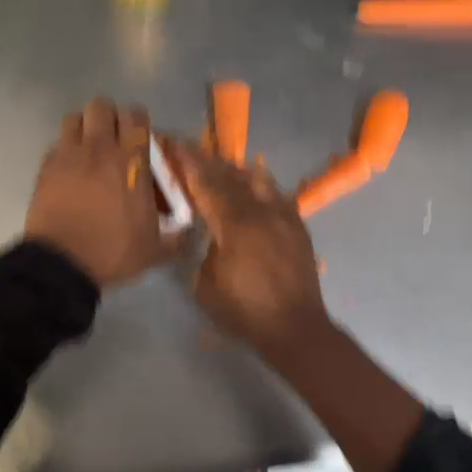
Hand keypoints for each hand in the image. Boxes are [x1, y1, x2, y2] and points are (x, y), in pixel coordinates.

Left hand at [25, 99, 178, 287]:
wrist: (61, 263)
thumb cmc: (112, 251)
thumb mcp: (153, 249)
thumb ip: (174, 238)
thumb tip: (187, 236)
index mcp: (130, 161)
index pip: (135, 116)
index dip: (138, 122)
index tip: (139, 139)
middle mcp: (99, 148)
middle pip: (101, 106)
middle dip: (108, 118)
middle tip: (112, 140)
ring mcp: (68, 155)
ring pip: (74, 118)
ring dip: (83, 128)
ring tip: (88, 150)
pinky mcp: (45, 167)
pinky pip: (56, 144)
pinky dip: (64, 151)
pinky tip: (69, 171)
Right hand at [167, 141, 332, 354]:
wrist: (295, 327)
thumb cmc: (244, 310)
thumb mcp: (205, 283)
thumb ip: (201, 249)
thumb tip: (202, 233)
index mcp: (235, 224)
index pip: (207, 183)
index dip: (188, 162)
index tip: (173, 143)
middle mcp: (261, 211)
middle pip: (231, 175)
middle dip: (208, 160)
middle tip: (189, 149)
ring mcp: (283, 216)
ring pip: (258, 179)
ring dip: (235, 169)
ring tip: (220, 165)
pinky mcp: (297, 226)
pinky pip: (276, 194)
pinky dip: (259, 186)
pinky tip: (253, 187)